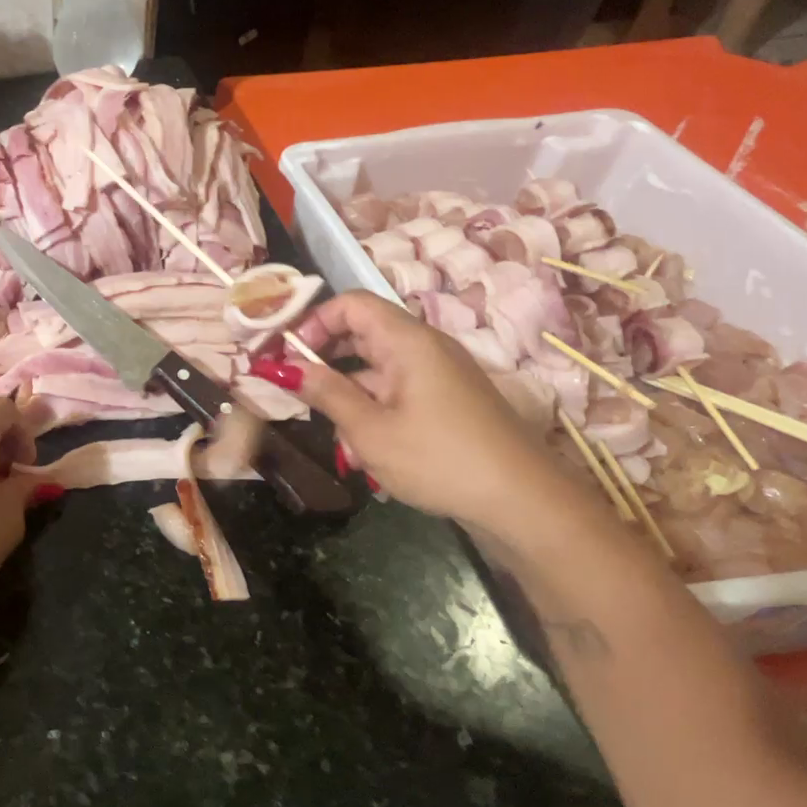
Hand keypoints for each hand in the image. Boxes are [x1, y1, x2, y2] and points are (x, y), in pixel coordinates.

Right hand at [265, 291, 578, 530]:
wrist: (522, 501)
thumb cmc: (439, 459)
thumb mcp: (370, 430)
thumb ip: (325, 393)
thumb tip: (284, 367)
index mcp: (407, 341)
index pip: (350, 304)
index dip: (313, 322)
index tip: (286, 357)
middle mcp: (424, 348)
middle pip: (360, 335)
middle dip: (324, 364)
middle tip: (295, 395)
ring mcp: (437, 375)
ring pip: (374, 371)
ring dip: (347, 400)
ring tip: (339, 444)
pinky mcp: (445, 402)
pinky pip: (395, 393)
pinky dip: (372, 414)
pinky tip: (365, 456)